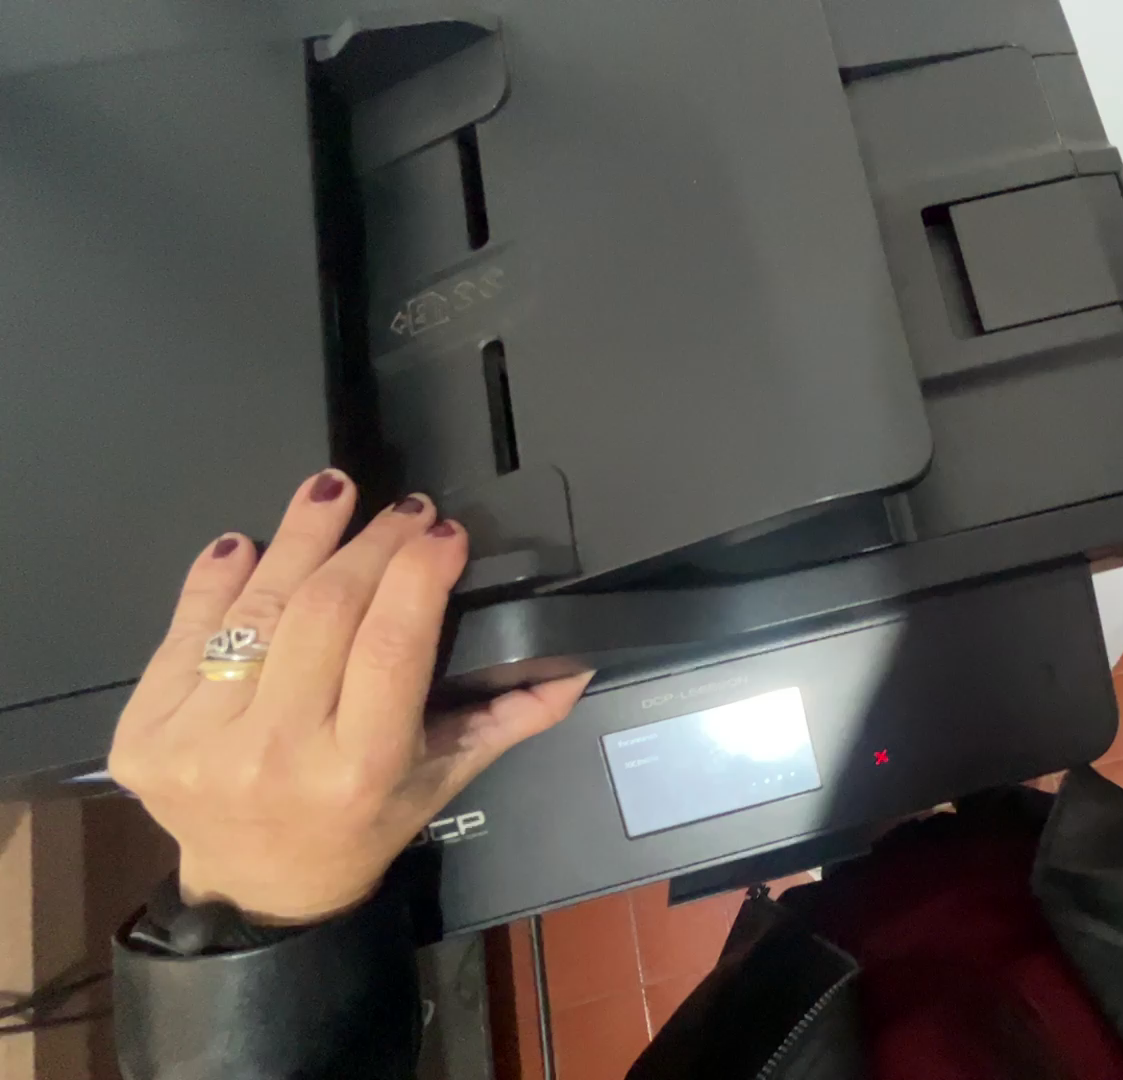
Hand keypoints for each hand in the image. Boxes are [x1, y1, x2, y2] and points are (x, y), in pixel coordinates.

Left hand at [108, 470, 591, 924]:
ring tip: (331, 492)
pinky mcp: (141, 731)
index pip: (391, 646)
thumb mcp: (456, 773)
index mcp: (361, 764)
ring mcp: (197, 739)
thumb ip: (519, 715)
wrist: (260, 882)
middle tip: (406, 510)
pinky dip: (217, 577)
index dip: (417, 575)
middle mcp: (274, 751)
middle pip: (323, 613)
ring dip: (297, 538)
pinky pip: (182, 633)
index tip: (443, 531)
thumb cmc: (372, 820)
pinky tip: (250, 540)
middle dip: (370, 545)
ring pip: (255, 611)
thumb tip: (578, 664)